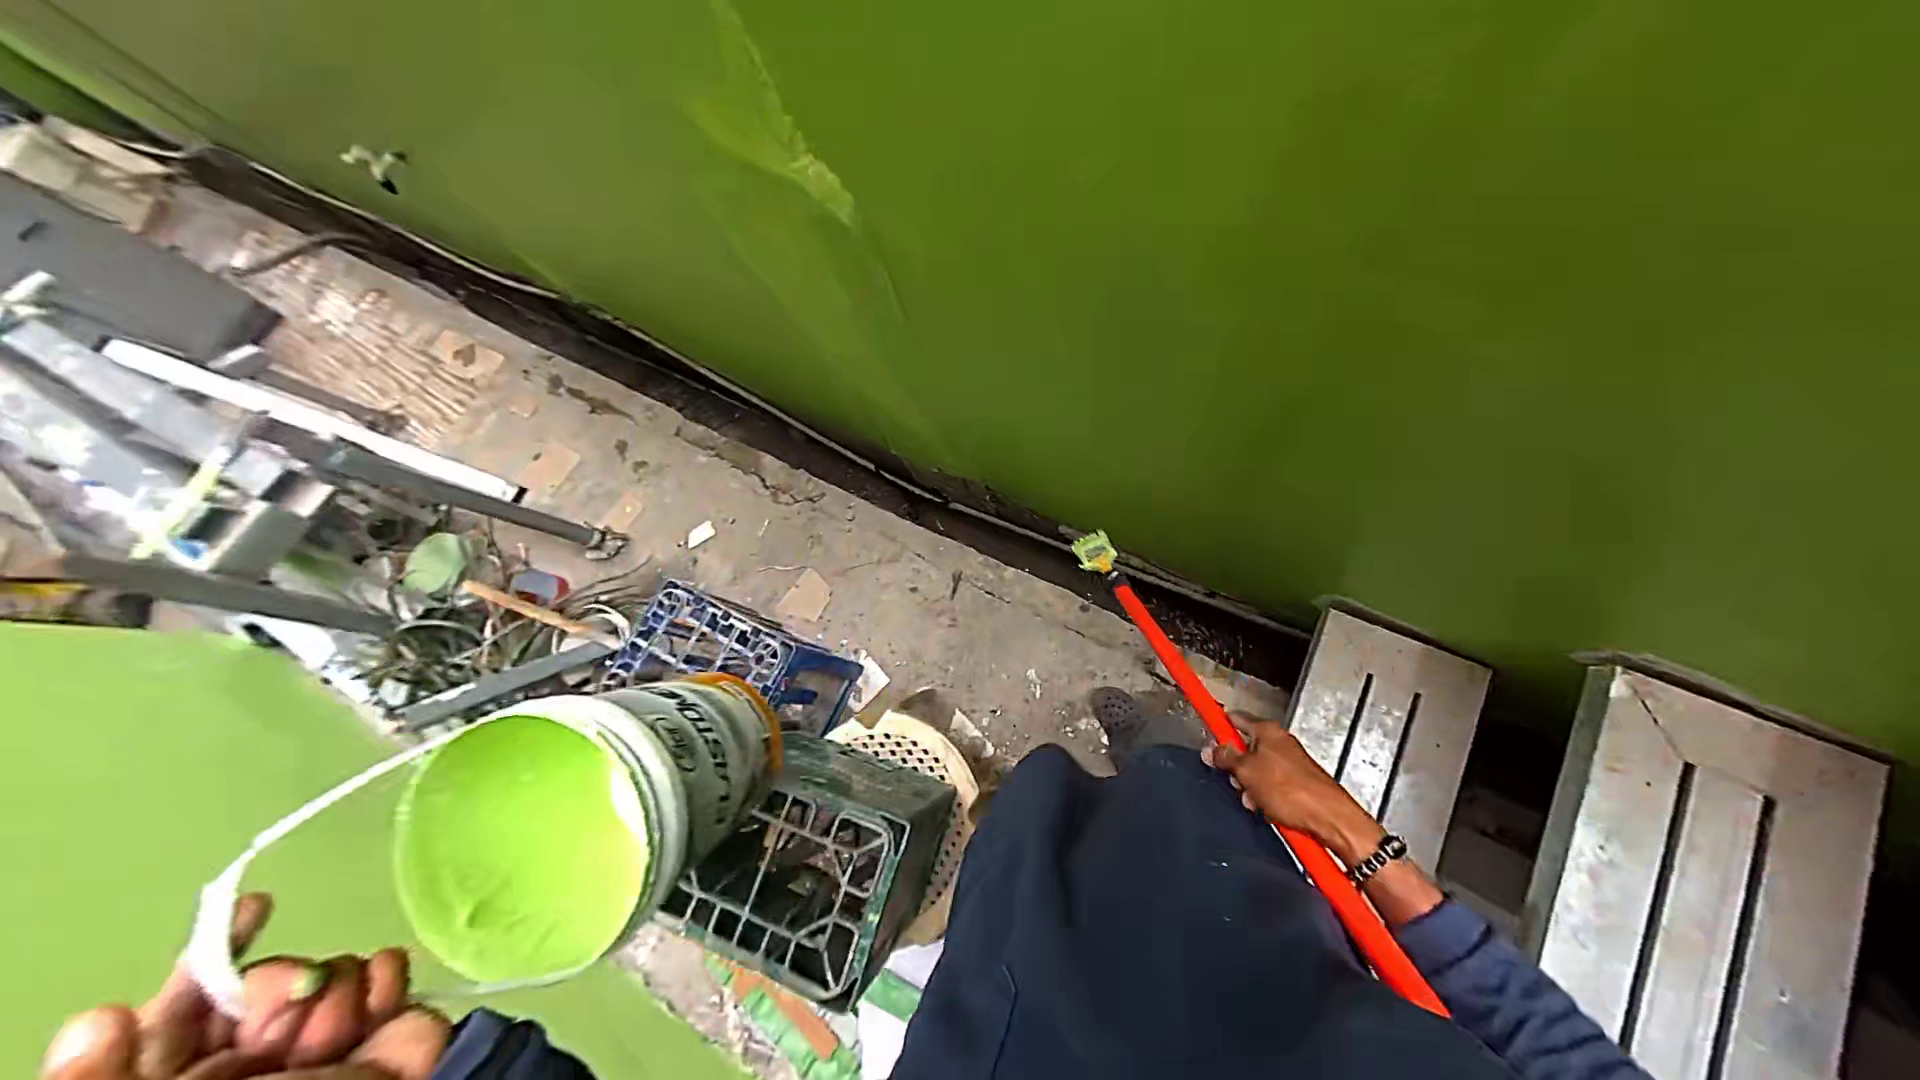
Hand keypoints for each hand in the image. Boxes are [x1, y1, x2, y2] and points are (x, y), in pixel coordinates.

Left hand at [41, 893, 449, 1079]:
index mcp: (193, 1074)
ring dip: (334, 997)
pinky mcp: (392, 1014)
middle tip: (287, 1014)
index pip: (191, 1003)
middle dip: (282, 983)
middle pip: (270, 979)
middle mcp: (260, 1051)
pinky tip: (374, 1011)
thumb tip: (97, 1015)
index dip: (214, 953)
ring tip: (331, 1042)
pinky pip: (389, 967)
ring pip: (332, 968)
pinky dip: (384, 982)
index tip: (256, 905)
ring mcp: (330, 1030)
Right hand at [1202, 717, 1385, 865]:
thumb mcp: (1246, 771)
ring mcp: (1289, 763)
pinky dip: (1265, 796)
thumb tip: (1212, 749)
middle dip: (1234, 765)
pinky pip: (1270, 786)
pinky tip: (1267, 808)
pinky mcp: (1296, 783)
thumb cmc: (1294, 792)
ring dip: (1249, 785)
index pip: (1235, 718)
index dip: (1219, 724)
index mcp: (1267, 731)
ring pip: (1256, 770)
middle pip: (1244, 747)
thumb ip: (1225, 757)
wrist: (1330, 820)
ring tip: (1255, 799)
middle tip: (1233, 778)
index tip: (1207, 728)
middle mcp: (1280, 742)